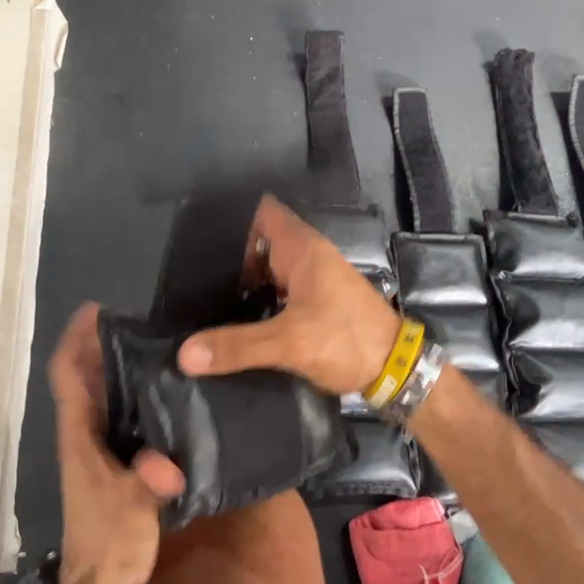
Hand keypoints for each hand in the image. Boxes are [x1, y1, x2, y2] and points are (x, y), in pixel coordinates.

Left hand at [48, 302, 185, 583]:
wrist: (100, 583)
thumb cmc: (107, 540)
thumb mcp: (131, 514)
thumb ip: (148, 487)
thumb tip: (168, 465)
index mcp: (79, 433)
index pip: (67, 374)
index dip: (76, 338)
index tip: (98, 308)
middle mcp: (84, 431)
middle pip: (86, 374)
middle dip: (105, 343)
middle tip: (147, 320)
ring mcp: (98, 445)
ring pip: (104, 392)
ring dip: (121, 365)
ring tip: (162, 343)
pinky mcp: (115, 459)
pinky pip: (122, 413)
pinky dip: (137, 393)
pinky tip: (170, 390)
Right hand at [175, 195, 399, 393]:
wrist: (399, 374)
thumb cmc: (348, 341)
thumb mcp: (289, 344)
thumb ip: (237, 346)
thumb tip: (185, 354)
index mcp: (302, 248)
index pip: (260, 210)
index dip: (230, 213)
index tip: (194, 227)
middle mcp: (307, 256)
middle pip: (258, 240)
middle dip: (227, 252)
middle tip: (185, 267)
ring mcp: (313, 280)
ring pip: (267, 267)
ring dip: (241, 279)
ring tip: (198, 292)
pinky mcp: (315, 303)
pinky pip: (276, 290)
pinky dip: (256, 299)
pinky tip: (233, 319)